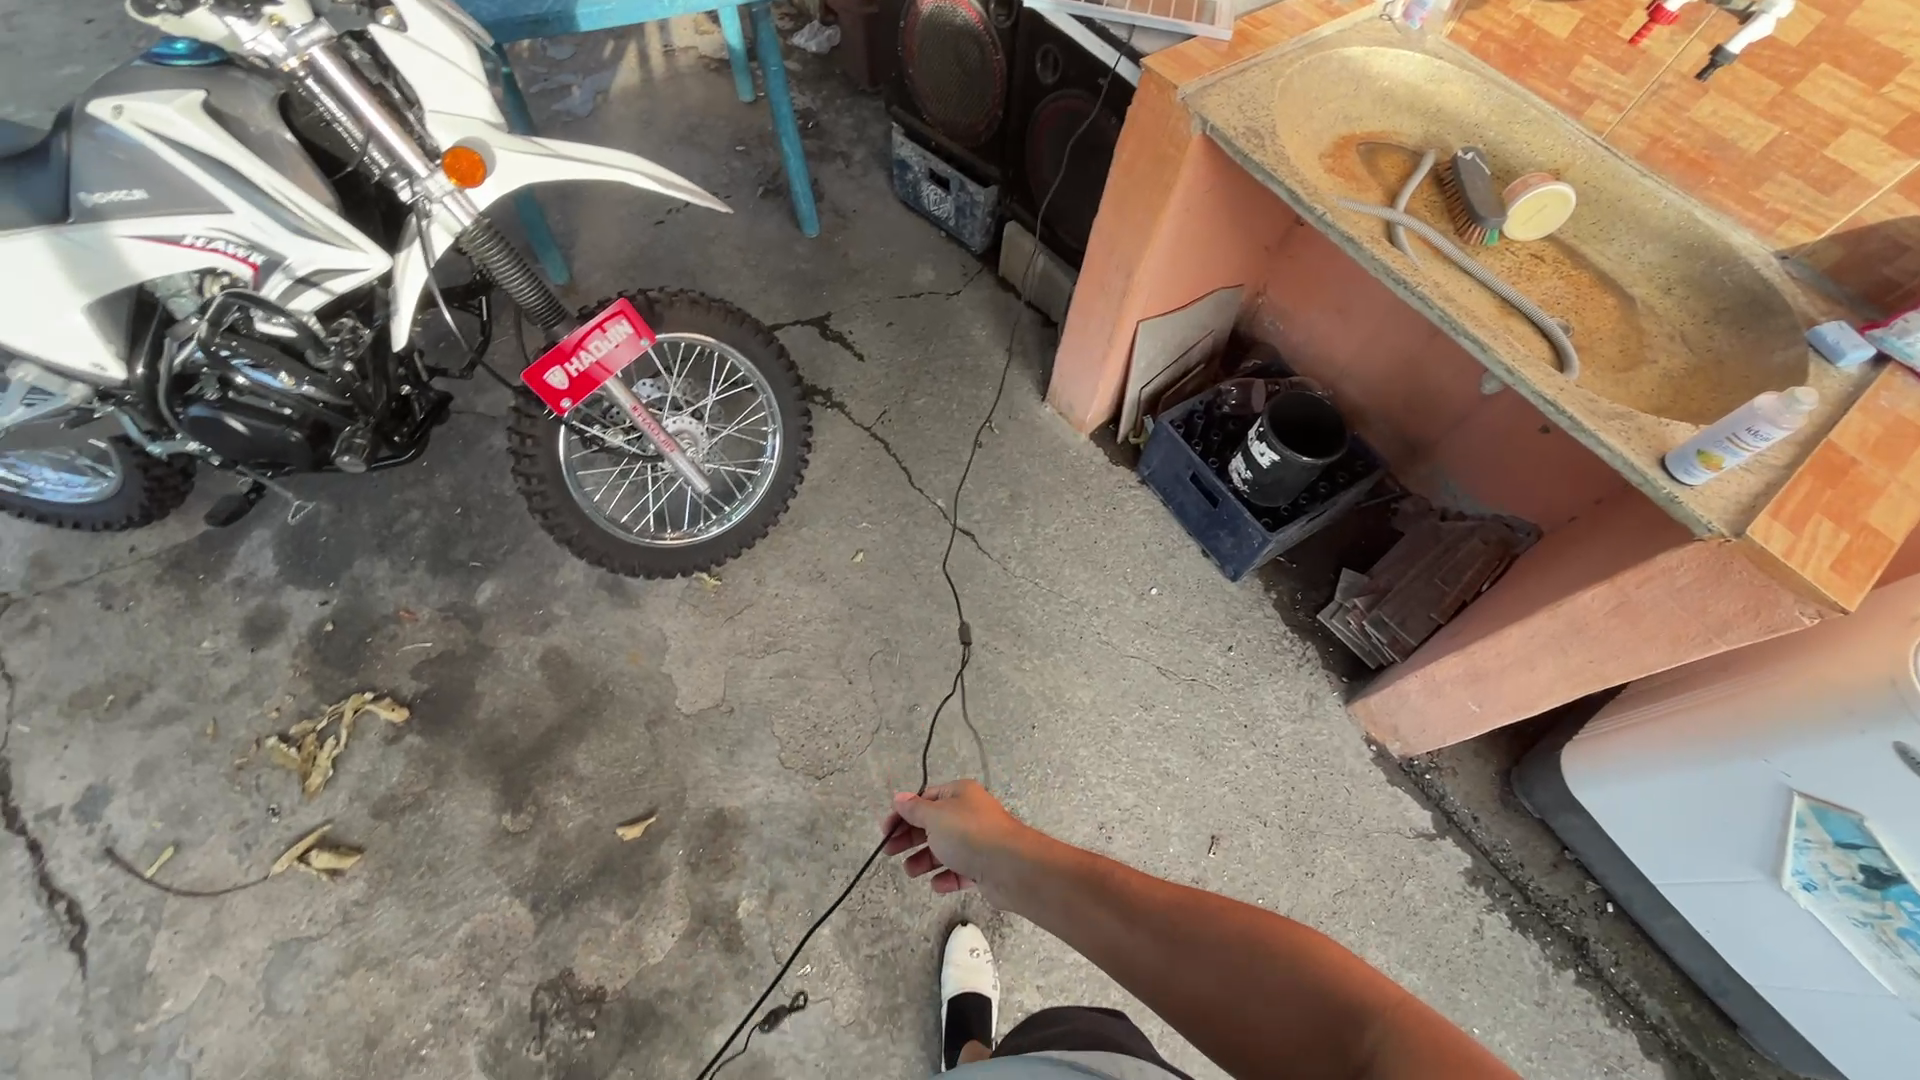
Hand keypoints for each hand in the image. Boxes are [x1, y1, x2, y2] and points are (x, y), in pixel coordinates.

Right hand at [881, 780, 1042, 908]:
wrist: (1010, 865)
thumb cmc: (968, 833)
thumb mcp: (935, 816)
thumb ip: (914, 809)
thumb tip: (899, 798)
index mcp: (959, 794)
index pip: (925, 799)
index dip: (903, 813)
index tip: (886, 831)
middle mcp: (969, 814)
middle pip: (933, 824)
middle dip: (911, 838)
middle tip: (890, 852)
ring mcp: (978, 841)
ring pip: (945, 849)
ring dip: (925, 859)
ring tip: (911, 870)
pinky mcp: (984, 867)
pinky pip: (960, 870)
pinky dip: (947, 877)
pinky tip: (936, 884)